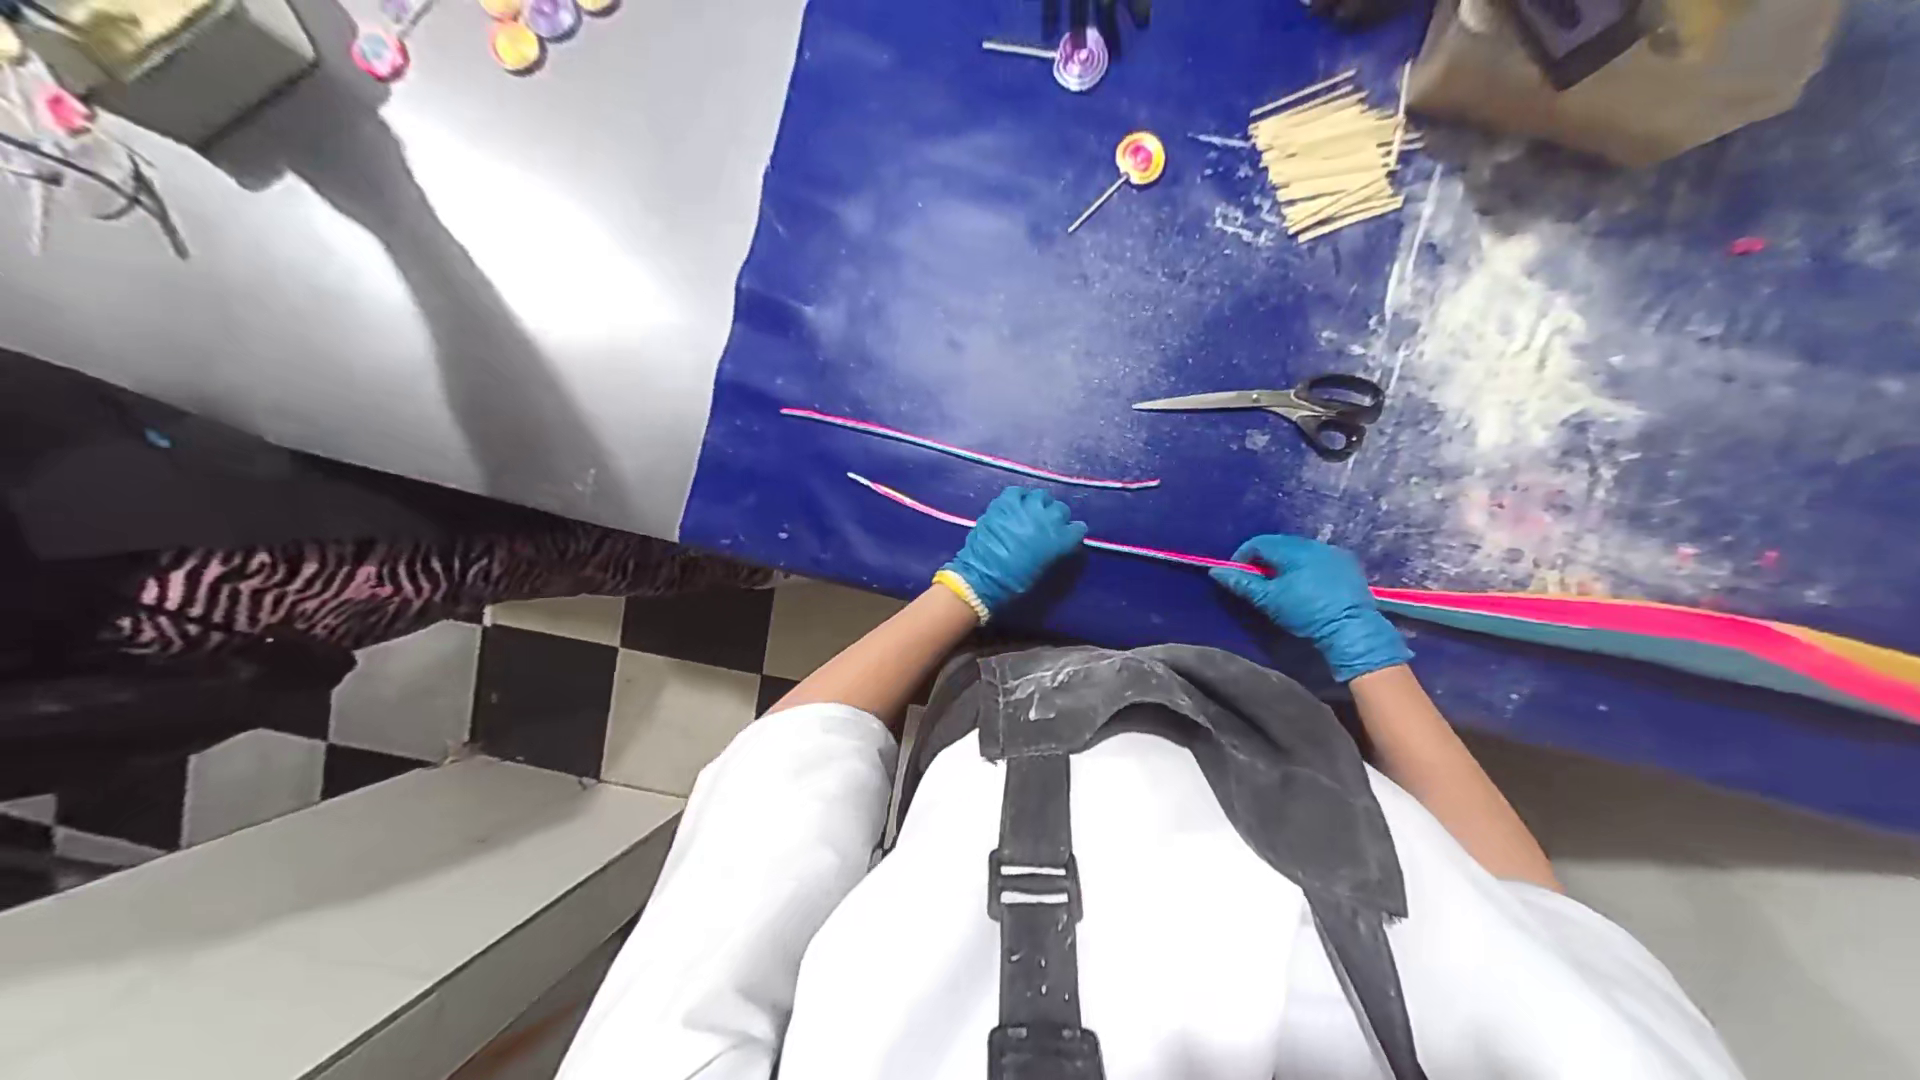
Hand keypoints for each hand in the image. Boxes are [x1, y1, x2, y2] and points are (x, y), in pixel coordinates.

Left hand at [938, 487, 1087, 621]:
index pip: (1078, 528)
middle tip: (1046, 525)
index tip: (1065, 536)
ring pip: (1041, 496)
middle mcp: (1048, 519)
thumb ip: (1056, 552)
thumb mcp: (1045, 570)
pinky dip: (1018, 497)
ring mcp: (1026, 507)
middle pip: (1061, 509)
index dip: (1071, 532)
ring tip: (1031, 512)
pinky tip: (1015, 504)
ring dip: (1039, 504)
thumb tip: (1058, 543)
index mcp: (1061, 540)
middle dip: (1056, 516)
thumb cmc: (1016, 582)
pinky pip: (1017, 491)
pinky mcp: (1005, 502)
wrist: (984, 576)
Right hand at [1209, 534, 1410, 681]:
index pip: (1258, 543)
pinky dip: (1305, 567)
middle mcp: (1314, 544)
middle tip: (1257, 582)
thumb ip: (1242, 582)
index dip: (1242, 557)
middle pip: (1279, 544)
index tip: (1238, 576)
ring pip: (1299, 551)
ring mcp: (1333, 553)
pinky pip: (1318, 558)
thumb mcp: (1269, 600)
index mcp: (1293, 549)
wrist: (1352, 630)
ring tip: (1280, 584)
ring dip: (1285, 563)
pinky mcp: (1347, 565)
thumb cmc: (1306, 613)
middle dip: (1264, 560)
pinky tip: (1304, 586)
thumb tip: (1216, 570)